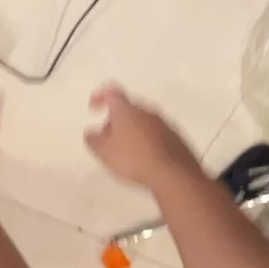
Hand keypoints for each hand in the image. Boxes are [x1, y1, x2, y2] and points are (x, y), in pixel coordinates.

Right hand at [85, 84, 205, 190]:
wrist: (175, 175)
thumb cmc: (134, 160)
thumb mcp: (104, 153)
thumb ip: (93, 140)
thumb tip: (91, 132)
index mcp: (127, 110)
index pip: (111, 92)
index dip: (100, 96)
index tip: (93, 109)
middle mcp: (147, 111)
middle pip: (128, 108)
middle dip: (115, 120)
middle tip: (107, 138)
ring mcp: (165, 123)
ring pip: (143, 121)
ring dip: (132, 131)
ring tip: (125, 152)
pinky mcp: (177, 137)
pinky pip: (156, 133)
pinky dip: (147, 141)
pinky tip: (144, 159)